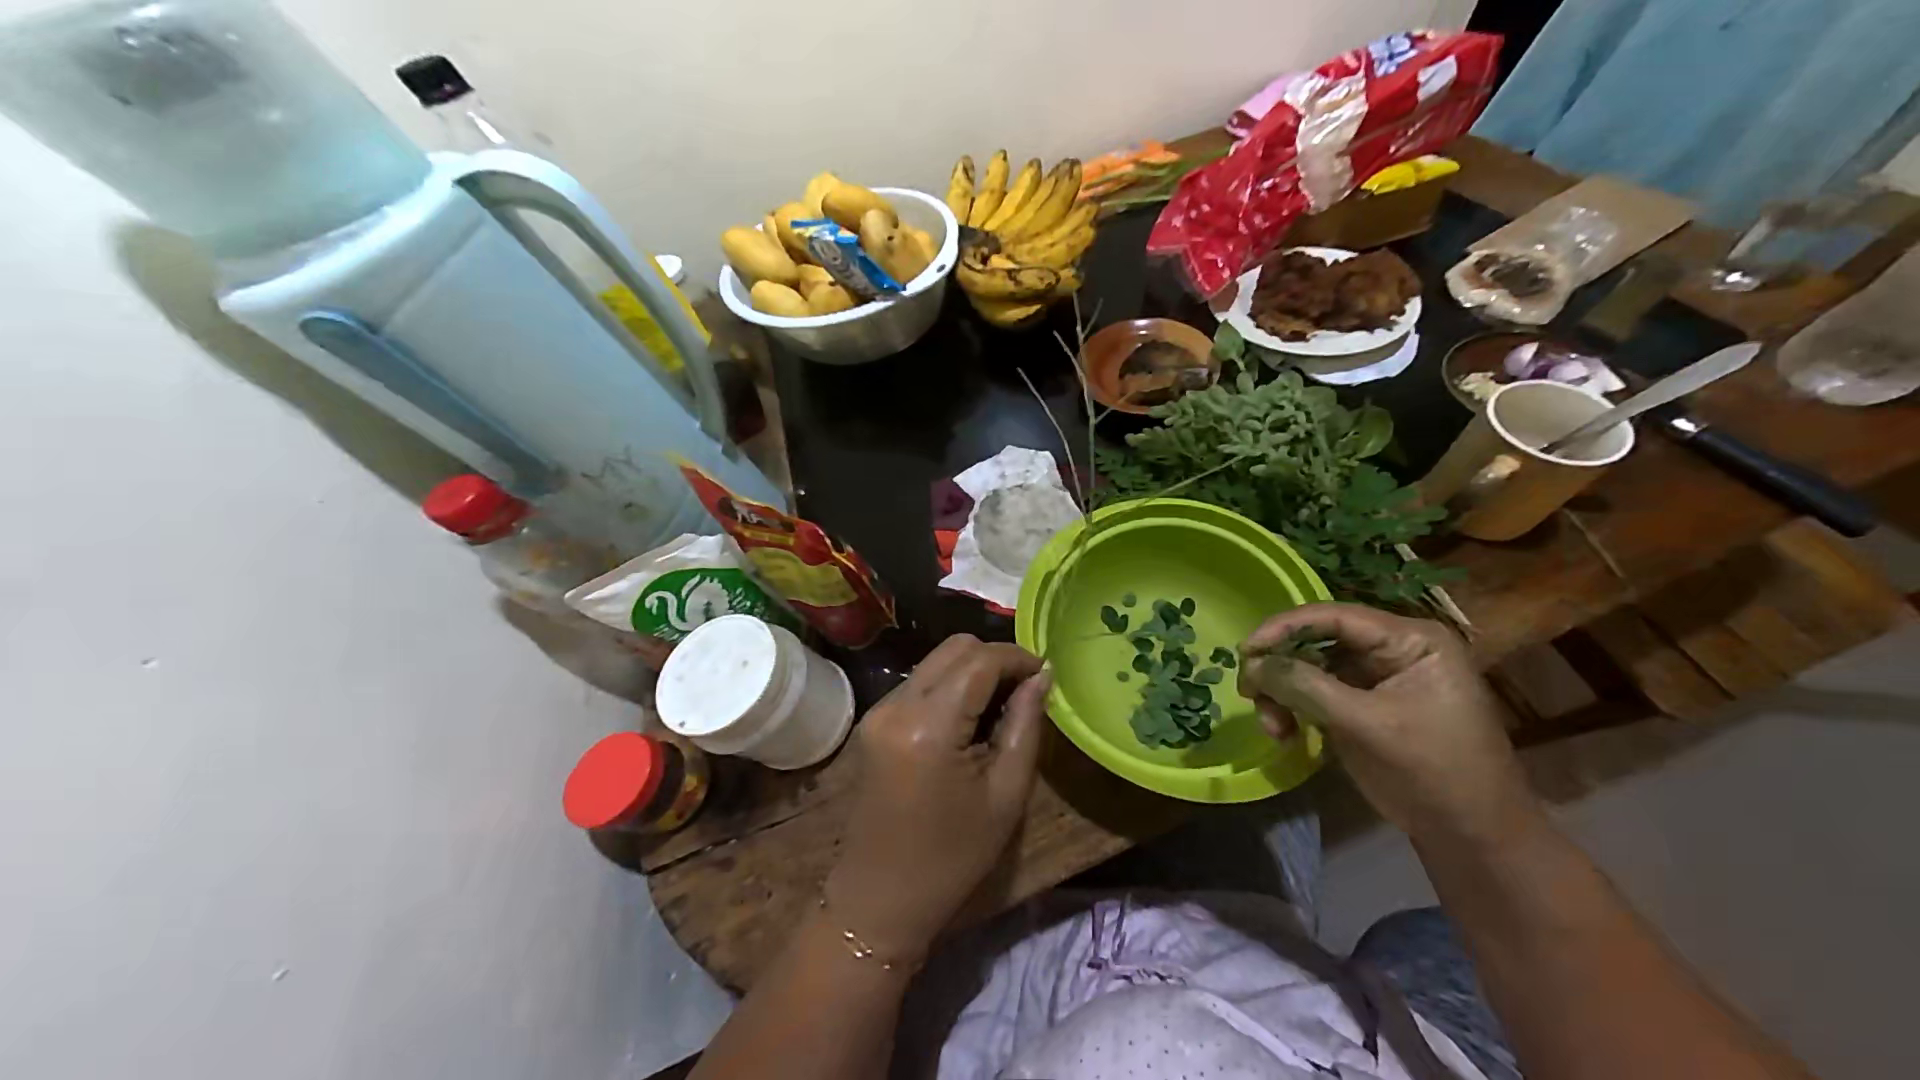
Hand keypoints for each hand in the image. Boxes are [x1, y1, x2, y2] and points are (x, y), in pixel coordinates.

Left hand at [824, 635, 1050, 962]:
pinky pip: (919, 683)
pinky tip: (970, 719)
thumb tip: (1042, 676)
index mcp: (928, 726)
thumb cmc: (952, 858)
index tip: (1047, 674)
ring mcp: (878, 711)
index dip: (1018, 658)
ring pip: (935, 662)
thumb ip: (1025, 724)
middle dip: (996, 659)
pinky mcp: (872, 721)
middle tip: (1027, 690)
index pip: (979, 660)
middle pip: (954, 648)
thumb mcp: (1005, 794)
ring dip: (972, 672)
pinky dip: (950, 687)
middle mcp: (896, 705)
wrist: (879, 899)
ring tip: (1002, 706)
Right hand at [1239, 603, 1539, 846]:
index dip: (1283, 628)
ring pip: (1308, 668)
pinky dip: (1292, 710)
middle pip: (1315, 640)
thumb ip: (1307, 686)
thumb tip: (1252, 663)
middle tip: (1248, 693)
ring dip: (1281, 694)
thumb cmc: (1433, 771)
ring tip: (1272, 727)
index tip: (1244, 651)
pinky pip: (1313, 693)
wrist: (1472, 836)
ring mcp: (1375, 677)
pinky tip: (1285, 734)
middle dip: (1280, 668)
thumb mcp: (1367, 724)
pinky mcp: (1361, 705)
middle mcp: (1391, 649)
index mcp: (1410, 640)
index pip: (1333, 616)